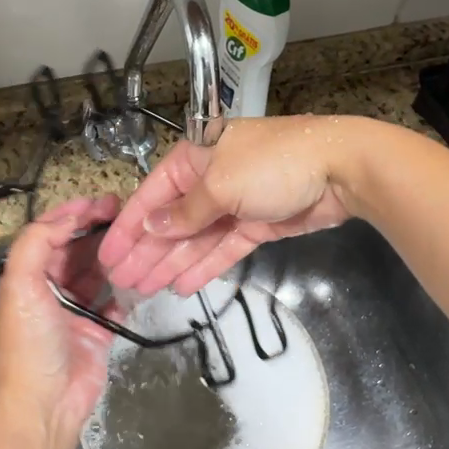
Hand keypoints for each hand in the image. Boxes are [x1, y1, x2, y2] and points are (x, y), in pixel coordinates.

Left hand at [0, 194, 122, 448]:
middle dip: (97, 229)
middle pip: (76, 249)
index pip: (50, 233)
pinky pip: (115, 303)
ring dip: (113, 255)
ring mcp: (75, 311)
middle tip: (127, 213)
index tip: (101, 200)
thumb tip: (67, 217)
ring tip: (138, 237)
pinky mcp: (98, 331)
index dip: (73, 213)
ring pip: (97, 272)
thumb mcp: (21, 284)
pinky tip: (141, 273)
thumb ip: (37, 243)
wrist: (46, 403)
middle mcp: (50, 289)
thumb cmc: (30, 341)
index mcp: (27, 276)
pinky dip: (126, 290)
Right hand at [97, 115, 368, 296]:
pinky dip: (203, 266)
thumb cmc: (273, 165)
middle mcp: (209, 179)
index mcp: (195, 157)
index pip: (152, 195)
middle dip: (146, 251)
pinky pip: (222, 248)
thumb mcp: (221, 184)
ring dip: (169, 263)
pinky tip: (181, 286)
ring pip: (194, 239)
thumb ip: (185, 212)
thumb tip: (152, 227)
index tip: (108, 256)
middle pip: (170, 221)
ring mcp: (234, 204)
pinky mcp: (256, 225)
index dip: (129, 227)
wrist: (340, 169)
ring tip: (143, 291)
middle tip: (121, 284)